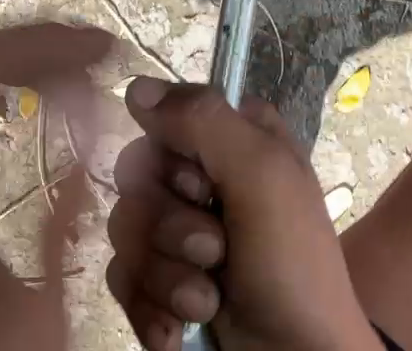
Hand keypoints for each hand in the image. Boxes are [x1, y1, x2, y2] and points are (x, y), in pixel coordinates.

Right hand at [105, 78, 383, 350]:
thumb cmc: (290, 261)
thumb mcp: (261, 174)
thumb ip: (201, 119)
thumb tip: (135, 86)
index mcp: (235, 138)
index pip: (167, 115)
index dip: (175, 155)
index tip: (203, 184)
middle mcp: (205, 176)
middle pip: (135, 173)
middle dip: (169, 225)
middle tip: (215, 250)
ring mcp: (179, 232)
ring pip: (124, 229)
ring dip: (166, 275)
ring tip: (207, 299)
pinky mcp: (160, 284)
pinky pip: (121, 278)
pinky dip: (153, 309)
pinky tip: (183, 327)